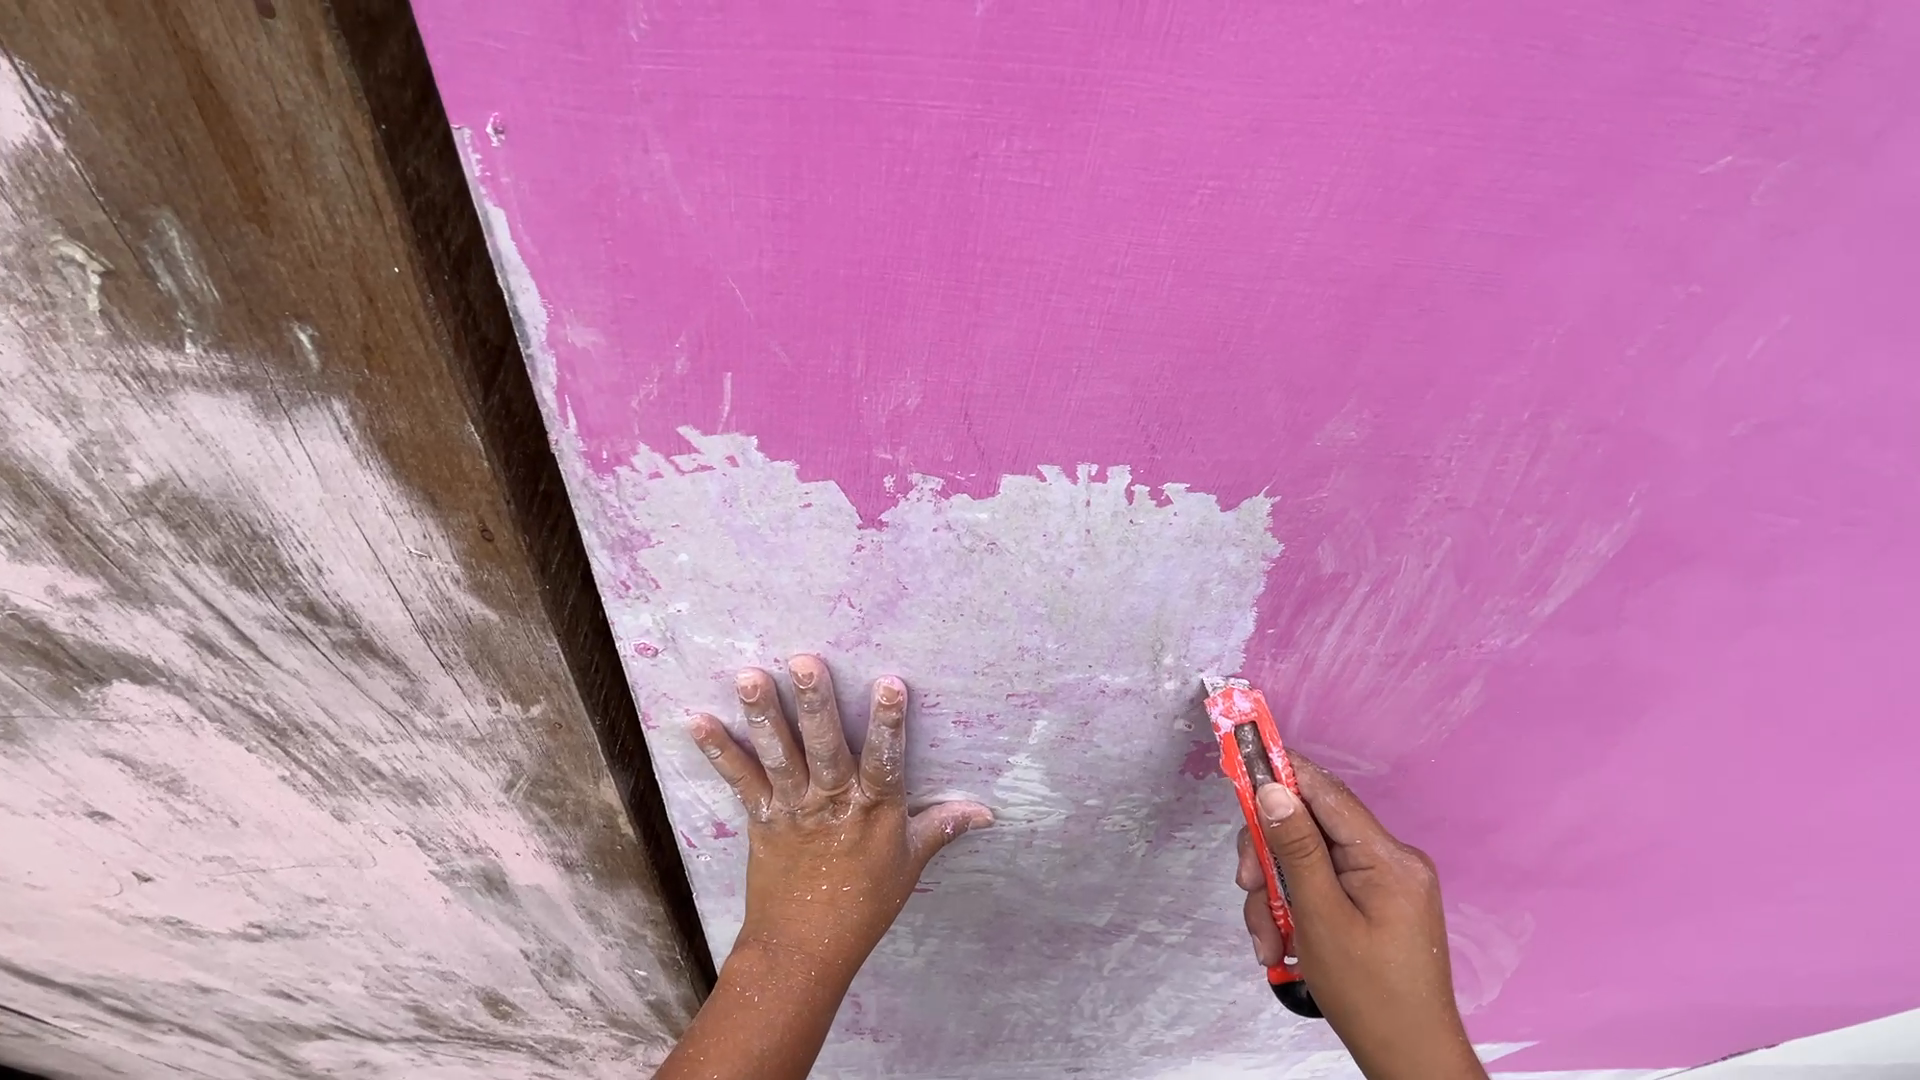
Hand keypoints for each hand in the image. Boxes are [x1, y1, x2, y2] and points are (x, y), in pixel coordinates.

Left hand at [660, 654, 991, 1079]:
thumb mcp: (910, 863)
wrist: (803, 949)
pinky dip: (717, 750)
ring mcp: (793, 807)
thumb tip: (987, 811)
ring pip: (779, 754)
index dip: (889, 722)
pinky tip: (697, 720)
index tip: (890, 683)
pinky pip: (738, 779)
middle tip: (804, 661)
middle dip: (815, 703)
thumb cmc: (864, 904)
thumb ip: (943, 826)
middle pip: (825, 746)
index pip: (886, 759)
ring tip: (749, 676)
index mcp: (874, 810)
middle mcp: (832, 801)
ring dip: (763, 714)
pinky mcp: (761, 817)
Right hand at [1236, 754, 1486, 1079]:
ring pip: (1306, 860)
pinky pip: (1321, 883)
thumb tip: (1273, 788)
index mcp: (1386, 857)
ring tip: (1269, 938)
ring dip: (1276, 893)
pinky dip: (1295, 907)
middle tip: (1249, 888)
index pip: (1324, 791)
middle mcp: (1389, 859)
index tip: (1239, 761)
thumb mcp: (1319, 917)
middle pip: (1308, 828)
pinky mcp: (1373, 901)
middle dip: (1270, 858)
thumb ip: (1296, 848)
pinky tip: (1283, 942)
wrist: (1409, 1061)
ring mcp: (1382, 881)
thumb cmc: (1368, 994)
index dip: (1280, 771)